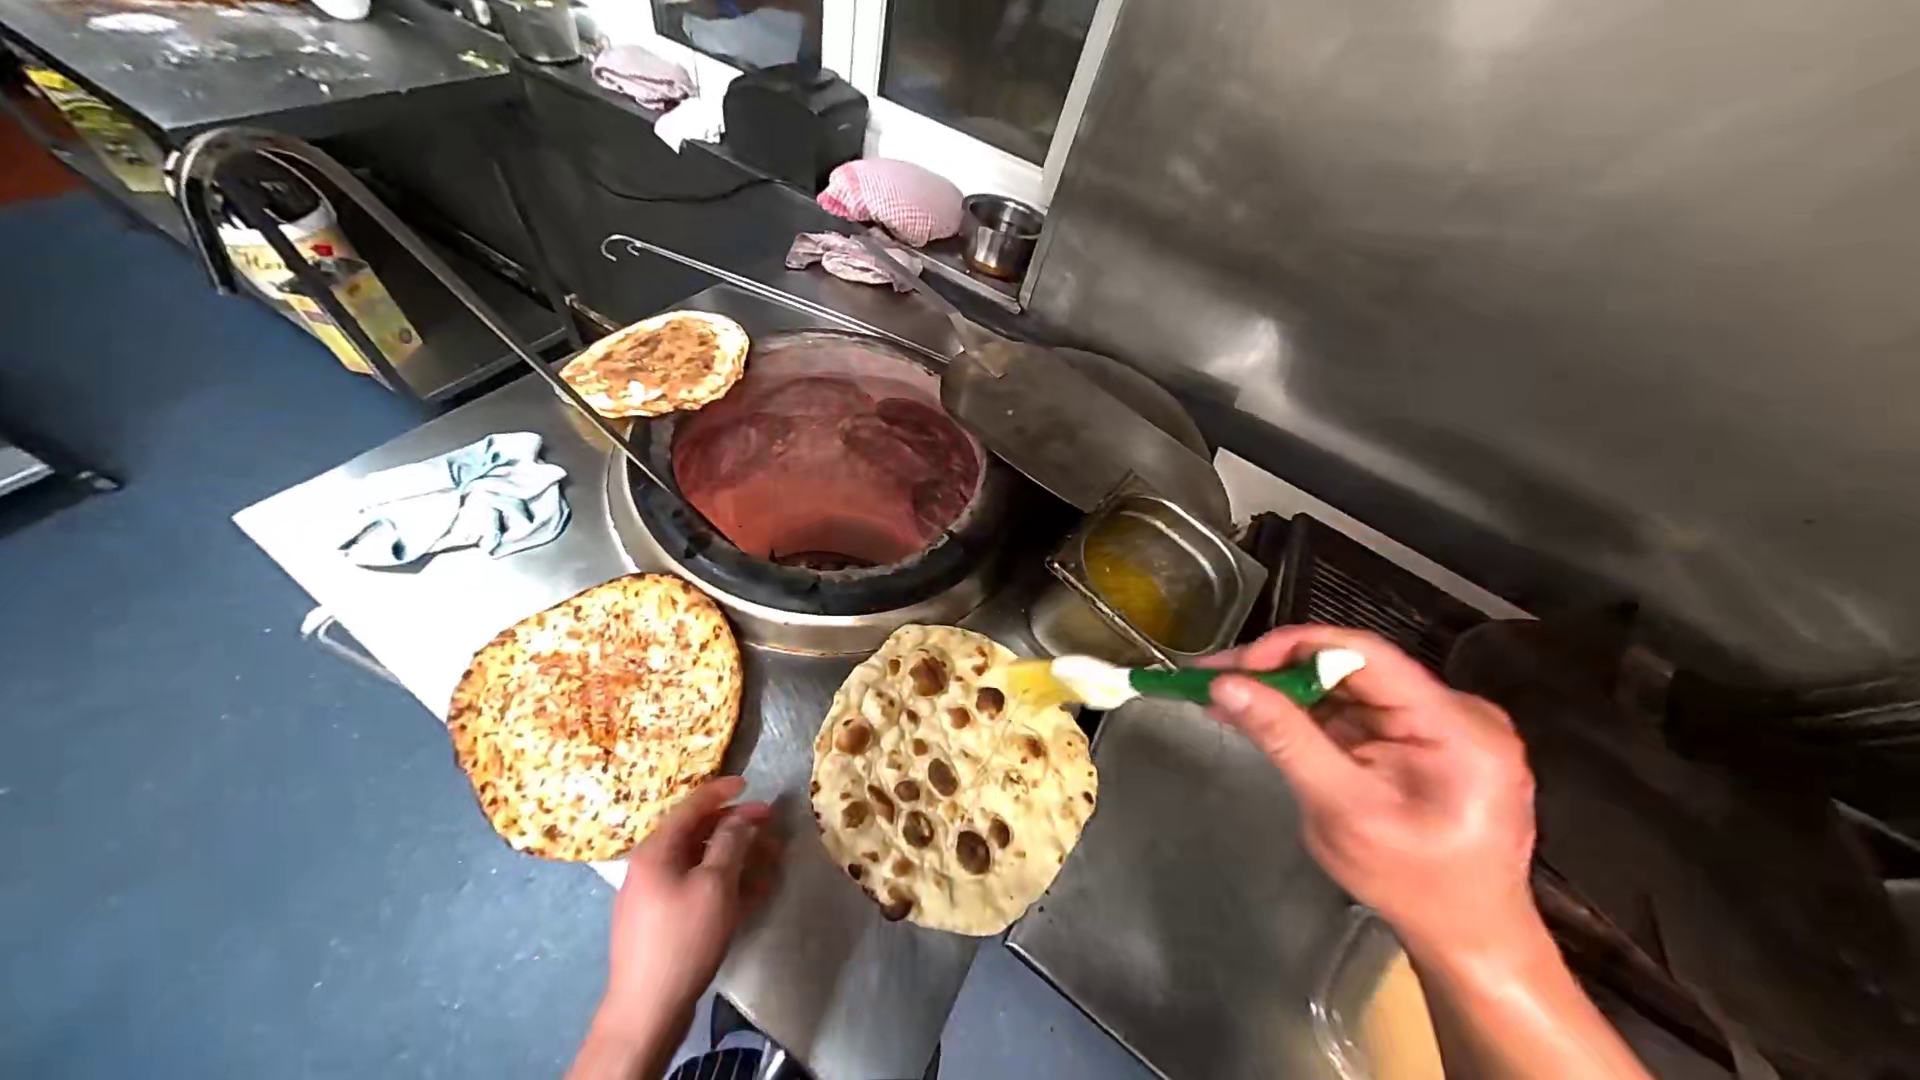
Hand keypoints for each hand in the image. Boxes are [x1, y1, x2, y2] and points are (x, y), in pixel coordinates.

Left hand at [571, 777, 777, 1079]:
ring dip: (737, 858)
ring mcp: (655, 897)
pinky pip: (698, 889)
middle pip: (698, 834)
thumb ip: (730, 843)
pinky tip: (756, 891)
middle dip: (737, 828)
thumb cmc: (682, 938)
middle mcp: (651, 867)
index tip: (749, 784)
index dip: (721, 791)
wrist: (646, 1012)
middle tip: (769, 824)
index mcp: (656, 851)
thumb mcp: (714, 884)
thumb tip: (740, 817)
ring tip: (772, 860)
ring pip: (702, 863)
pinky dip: (726, 884)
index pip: (691, 807)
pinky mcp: (664, 923)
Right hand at [1203, 627, 1540, 962]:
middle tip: (1214, 677)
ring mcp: (1432, 722)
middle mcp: (1450, 710)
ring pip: (1341, 685)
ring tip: (1222, 693)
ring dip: (1281, 690)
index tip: (1236, 667)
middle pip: (1348, 666)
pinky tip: (1257, 712)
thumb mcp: (1340, 810)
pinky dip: (1300, 712)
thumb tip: (1225, 684)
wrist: (1464, 935)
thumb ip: (1284, 739)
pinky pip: (1347, 709)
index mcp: (1453, 723)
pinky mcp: (1412, 736)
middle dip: (1276, 670)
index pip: (1364, 654)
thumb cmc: (1411, 883)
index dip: (1293, 648)